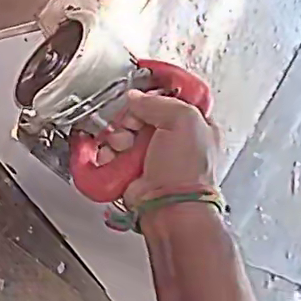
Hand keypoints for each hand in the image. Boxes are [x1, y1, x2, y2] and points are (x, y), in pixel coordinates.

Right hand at [96, 89, 220, 204]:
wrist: (167, 205)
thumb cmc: (186, 169)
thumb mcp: (184, 121)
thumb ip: (159, 102)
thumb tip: (135, 98)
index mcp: (192, 124)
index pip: (169, 99)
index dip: (153, 95)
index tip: (142, 95)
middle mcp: (170, 139)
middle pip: (139, 115)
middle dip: (130, 119)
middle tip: (132, 126)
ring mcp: (149, 155)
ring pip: (122, 134)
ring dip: (117, 138)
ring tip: (124, 146)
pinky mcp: (129, 170)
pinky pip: (110, 154)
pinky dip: (107, 155)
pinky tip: (113, 157)